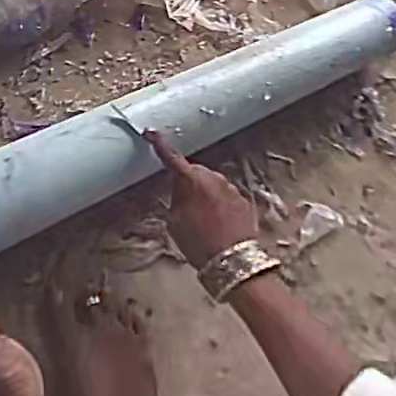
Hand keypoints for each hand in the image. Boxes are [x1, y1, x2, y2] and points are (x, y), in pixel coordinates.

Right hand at [147, 130, 257, 265]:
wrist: (232, 261)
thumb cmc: (199, 244)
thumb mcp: (175, 222)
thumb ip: (176, 198)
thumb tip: (180, 190)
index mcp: (191, 181)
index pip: (172, 157)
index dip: (160, 144)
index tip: (152, 134)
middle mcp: (213, 178)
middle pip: (195, 172)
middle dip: (188, 183)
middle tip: (183, 206)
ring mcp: (231, 188)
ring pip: (212, 184)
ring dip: (205, 195)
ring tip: (203, 221)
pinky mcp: (243, 199)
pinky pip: (226, 196)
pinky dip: (220, 205)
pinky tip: (218, 223)